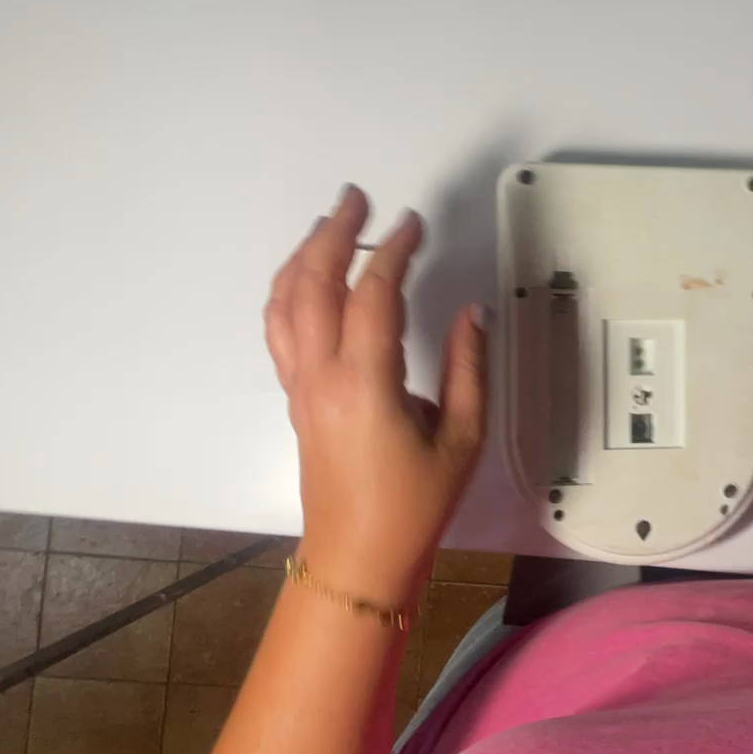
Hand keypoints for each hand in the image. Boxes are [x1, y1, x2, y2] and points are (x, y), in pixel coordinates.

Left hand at [264, 187, 486, 602]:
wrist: (359, 555)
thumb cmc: (416, 502)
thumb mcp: (463, 438)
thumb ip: (469, 369)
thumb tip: (473, 313)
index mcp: (367, 383)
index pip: (376, 296)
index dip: (395, 251)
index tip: (414, 222)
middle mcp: (322, 375)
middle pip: (315, 284)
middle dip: (335, 234)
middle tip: (357, 198)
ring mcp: (300, 385)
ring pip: (285, 302)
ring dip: (305, 255)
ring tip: (330, 226)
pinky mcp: (295, 398)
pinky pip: (280, 329)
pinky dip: (289, 290)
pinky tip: (307, 280)